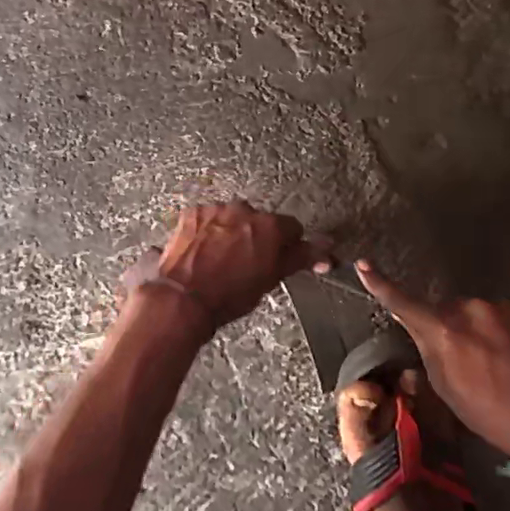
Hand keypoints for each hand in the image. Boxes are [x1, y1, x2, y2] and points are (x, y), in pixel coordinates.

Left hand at [123, 201, 328, 331]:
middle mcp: (245, 211)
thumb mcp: (271, 279)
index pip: (292, 228)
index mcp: (271, 226)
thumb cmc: (227, 295)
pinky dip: (207, 231)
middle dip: (257, 237)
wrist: (183, 299)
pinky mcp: (194, 214)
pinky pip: (208, 218)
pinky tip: (203, 253)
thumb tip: (326, 249)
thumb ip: (301, 258)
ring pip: (233, 218)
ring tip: (221, 260)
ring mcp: (217, 211)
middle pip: (261, 221)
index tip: (279, 257)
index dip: (286, 246)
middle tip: (247, 263)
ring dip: (231, 232)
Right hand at [355, 260, 509, 459]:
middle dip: (451, 332)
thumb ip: (433, 358)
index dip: (380, 284)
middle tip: (469, 366)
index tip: (363, 265)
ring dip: (482, 334)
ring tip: (504, 368)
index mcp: (445, 333)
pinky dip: (506, 334)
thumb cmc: (500, 419)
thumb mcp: (451, 396)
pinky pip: (505, 317)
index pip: (404, 303)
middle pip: (448, 312)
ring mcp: (503, 306)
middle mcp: (471, 310)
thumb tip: (426, 338)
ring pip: (479, 315)